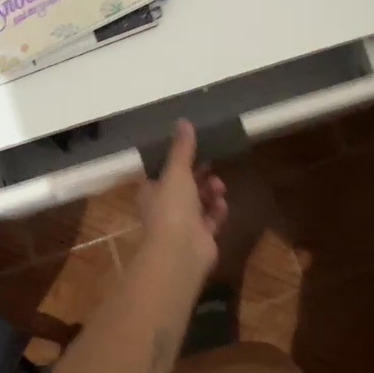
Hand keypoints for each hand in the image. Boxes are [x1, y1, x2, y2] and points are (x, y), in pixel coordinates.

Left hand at [135, 120, 227, 274]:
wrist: (181, 251)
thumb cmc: (172, 207)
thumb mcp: (176, 172)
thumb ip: (182, 148)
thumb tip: (183, 121)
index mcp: (151, 191)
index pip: (161, 172)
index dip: (177, 161)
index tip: (194, 150)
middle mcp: (164, 207)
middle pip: (183, 186)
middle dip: (199, 175)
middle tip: (212, 165)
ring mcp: (182, 224)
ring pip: (199, 202)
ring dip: (210, 191)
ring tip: (219, 186)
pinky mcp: (200, 237)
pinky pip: (211, 219)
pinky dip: (217, 211)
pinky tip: (222, 204)